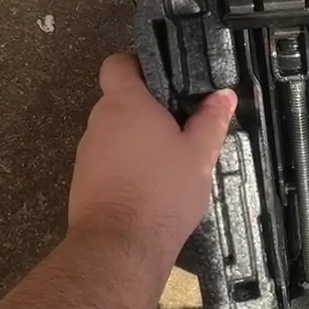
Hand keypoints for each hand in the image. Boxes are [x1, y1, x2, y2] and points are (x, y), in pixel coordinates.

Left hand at [66, 54, 235, 265]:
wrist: (120, 245)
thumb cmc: (161, 193)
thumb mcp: (199, 154)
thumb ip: (212, 120)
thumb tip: (224, 97)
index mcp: (126, 103)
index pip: (118, 63)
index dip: (139, 64)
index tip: (163, 77)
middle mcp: (100, 121)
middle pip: (119, 99)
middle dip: (148, 108)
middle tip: (179, 122)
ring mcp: (88, 152)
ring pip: (114, 132)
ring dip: (137, 138)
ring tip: (169, 158)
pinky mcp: (84, 180)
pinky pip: (108, 160)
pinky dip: (126, 164)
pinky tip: (151, 183)